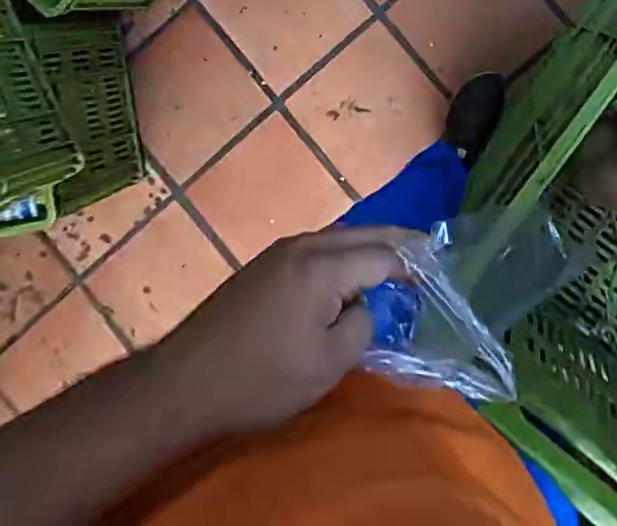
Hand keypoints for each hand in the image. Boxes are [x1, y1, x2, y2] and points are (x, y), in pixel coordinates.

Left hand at [152, 225, 415, 433]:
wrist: (182, 383)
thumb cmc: (260, 378)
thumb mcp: (327, 365)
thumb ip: (360, 326)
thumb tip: (361, 305)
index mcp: (323, 267)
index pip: (382, 255)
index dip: (411, 264)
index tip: (435, 272)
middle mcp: (304, 245)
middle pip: (363, 233)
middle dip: (397, 239)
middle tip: (427, 247)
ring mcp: (281, 250)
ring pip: (340, 236)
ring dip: (370, 242)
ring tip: (395, 255)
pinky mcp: (265, 263)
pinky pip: (319, 245)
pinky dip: (345, 251)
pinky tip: (350, 267)